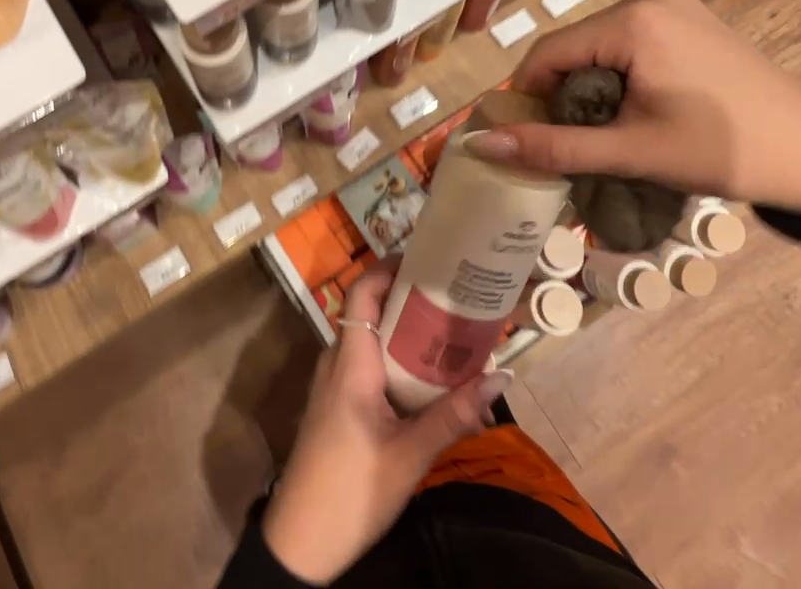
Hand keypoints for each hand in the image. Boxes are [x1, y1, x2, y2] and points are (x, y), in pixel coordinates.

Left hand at [261, 268, 510, 583]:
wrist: (300, 542)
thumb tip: (500, 375)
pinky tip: (434, 382)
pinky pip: (372, 368)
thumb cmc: (350, 491)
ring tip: (457, 332)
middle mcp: (338, 364)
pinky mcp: (340, 407)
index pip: (361, 294)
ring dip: (410, 335)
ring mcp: (336, 386)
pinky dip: (401, 364)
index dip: (388, 268)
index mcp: (350, 364)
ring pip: (375, 343)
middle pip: (372, 314)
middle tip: (458, 295)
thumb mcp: (409, 456)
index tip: (428, 257)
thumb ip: (452, 416)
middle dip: (413, 300)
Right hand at [467, 0, 800, 211]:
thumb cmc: (721, 152)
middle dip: (562, 92)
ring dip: (588, 85)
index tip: (528, 137)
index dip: (528, 96)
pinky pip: (628, 39)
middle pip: (573, 45)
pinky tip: (636, 107)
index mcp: (634, 21)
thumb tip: (483, 145)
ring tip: (608, 129)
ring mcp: (673, 2)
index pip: (547, 52)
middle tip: (573, 140)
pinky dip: (616, 73)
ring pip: (598, 43)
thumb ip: (553, 147)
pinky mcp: (688, 16)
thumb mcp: (630, 152)